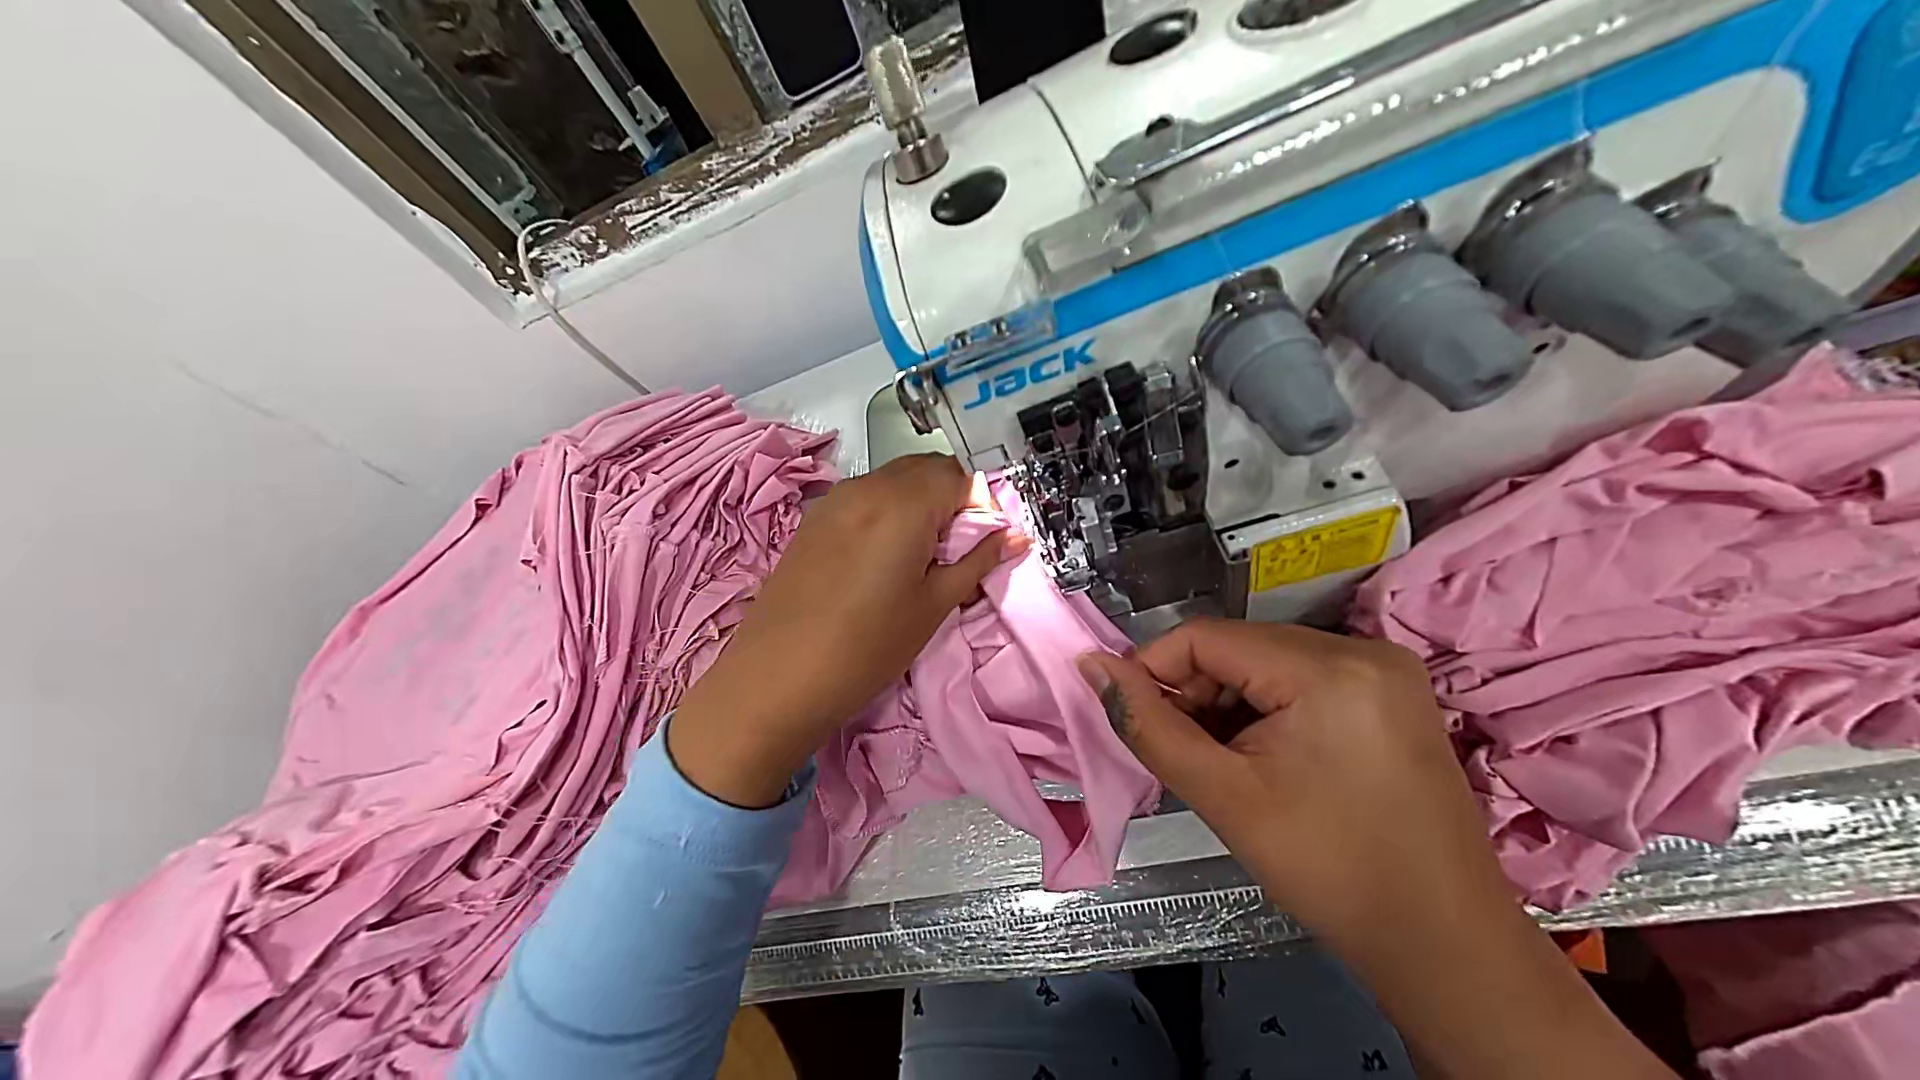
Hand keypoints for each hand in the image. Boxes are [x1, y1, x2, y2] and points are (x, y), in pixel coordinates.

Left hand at [671, 454, 1027, 806]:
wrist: (777, 678)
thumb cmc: (868, 646)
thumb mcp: (934, 605)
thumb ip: (977, 561)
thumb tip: (1016, 536)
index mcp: (904, 503)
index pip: (959, 476)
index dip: (977, 506)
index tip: (976, 545)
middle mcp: (868, 487)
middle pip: (925, 469)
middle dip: (949, 498)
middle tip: (950, 551)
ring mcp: (834, 500)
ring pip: (892, 481)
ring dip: (917, 504)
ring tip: (915, 558)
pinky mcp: (813, 519)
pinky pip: (863, 497)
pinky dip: (885, 512)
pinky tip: (878, 559)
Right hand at [1078, 621, 1677, 1079]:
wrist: (1442, 942)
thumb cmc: (1328, 870)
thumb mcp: (1222, 795)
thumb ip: (1148, 724)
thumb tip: (1092, 667)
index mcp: (1327, 669)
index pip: (1206, 637)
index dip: (1153, 669)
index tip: (1131, 716)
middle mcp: (1362, 649)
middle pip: (1237, 646)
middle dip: (1193, 691)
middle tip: (1182, 751)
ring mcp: (1384, 669)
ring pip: (1266, 661)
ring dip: (1226, 701)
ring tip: (1221, 760)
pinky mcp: (1391, 692)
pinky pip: (1301, 677)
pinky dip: (1264, 706)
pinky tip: (1260, 754)